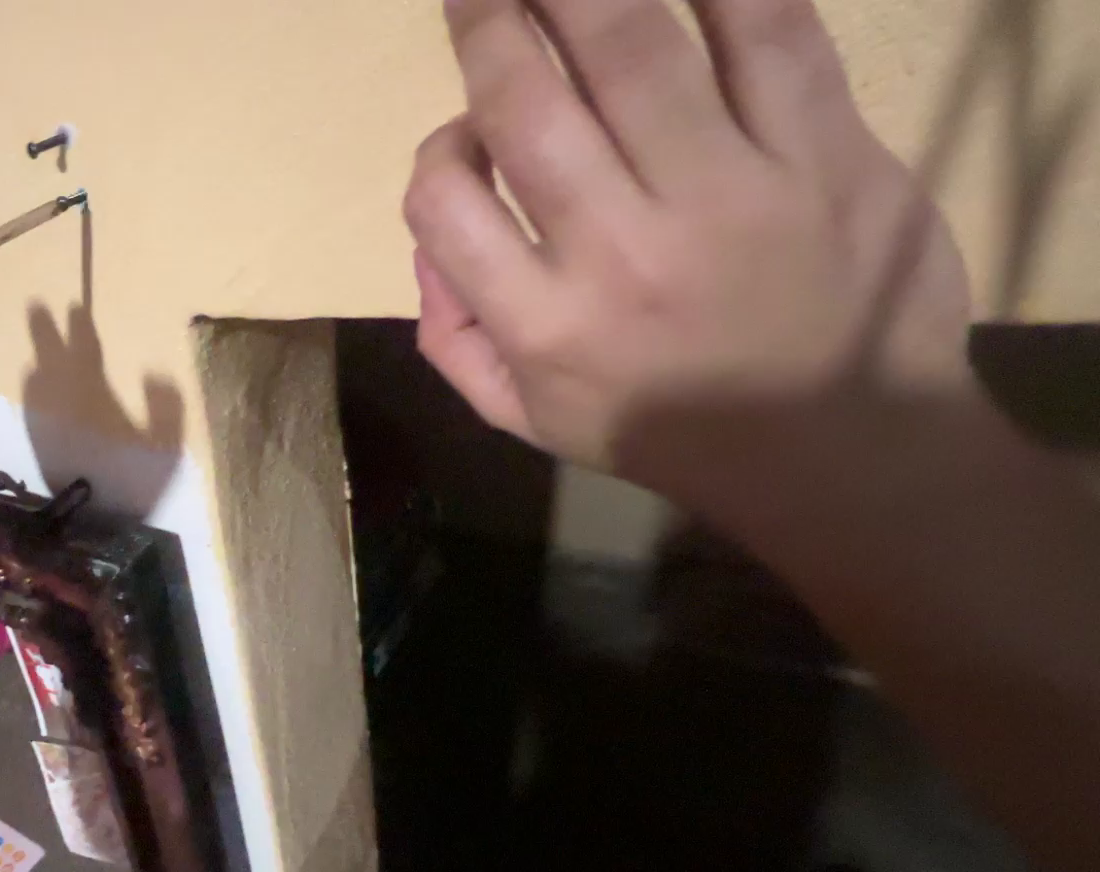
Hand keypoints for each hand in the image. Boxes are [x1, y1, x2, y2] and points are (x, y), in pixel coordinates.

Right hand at [405, 0, 971, 502]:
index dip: (432, 158)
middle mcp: (617, 251)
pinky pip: (771, 35)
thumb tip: (427, 248)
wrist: (830, 445)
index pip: (444, 205)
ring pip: (635, 53)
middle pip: (526, 109)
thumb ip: (453, 341)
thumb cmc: (654, 431)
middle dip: (487, 27)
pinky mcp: (824, 156)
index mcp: (539, 322)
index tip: (456, 150)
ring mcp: (725, 195)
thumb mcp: (522, 417)